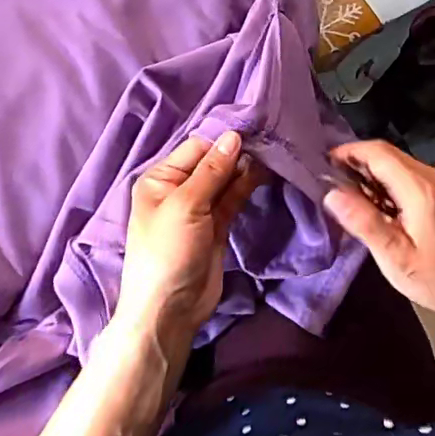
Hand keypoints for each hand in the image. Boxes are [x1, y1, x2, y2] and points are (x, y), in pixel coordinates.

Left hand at [116, 131, 260, 346]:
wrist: (169, 309)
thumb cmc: (168, 251)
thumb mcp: (185, 206)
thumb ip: (211, 171)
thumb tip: (234, 136)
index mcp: (160, 179)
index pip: (195, 148)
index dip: (223, 139)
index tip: (255, 126)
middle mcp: (178, 189)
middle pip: (211, 163)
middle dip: (237, 152)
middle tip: (272, 138)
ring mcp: (198, 209)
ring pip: (225, 181)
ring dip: (245, 169)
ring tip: (274, 153)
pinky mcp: (216, 227)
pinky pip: (232, 200)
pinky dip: (246, 188)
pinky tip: (265, 173)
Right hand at [323, 140, 434, 345]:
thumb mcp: (395, 256)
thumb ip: (364, 222)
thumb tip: (331, 193)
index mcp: (421, 189)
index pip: (378, 152)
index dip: (348, 153)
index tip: (323, 166)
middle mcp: (434, 178)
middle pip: (387, 154)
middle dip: (356, 163)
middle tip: (332, 184)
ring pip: (397, 163)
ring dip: (371, 173)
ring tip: (351, 197)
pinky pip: (409, 174)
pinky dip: (387, 182)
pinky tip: (378, 205)